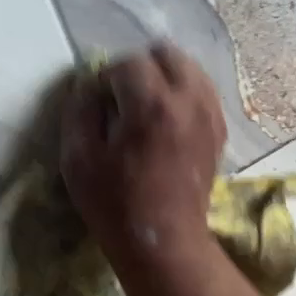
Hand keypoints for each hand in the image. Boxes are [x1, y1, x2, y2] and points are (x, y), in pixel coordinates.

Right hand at [60, 43, 227, 273]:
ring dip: (162, 78)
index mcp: (151, 105)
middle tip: (120, 100)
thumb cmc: (114, 205)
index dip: (104, 80)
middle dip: (137, 69)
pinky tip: (164, 120)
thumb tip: (88, 84)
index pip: (126, 63)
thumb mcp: (78, 159)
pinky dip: (181, 94)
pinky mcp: (218, 128)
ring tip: (143, 108)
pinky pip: (202, 90)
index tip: (95, 106)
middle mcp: (188, 99)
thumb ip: (79, 111)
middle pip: (165, 53)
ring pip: (188, 68)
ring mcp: (209, 113)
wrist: (163, 241)